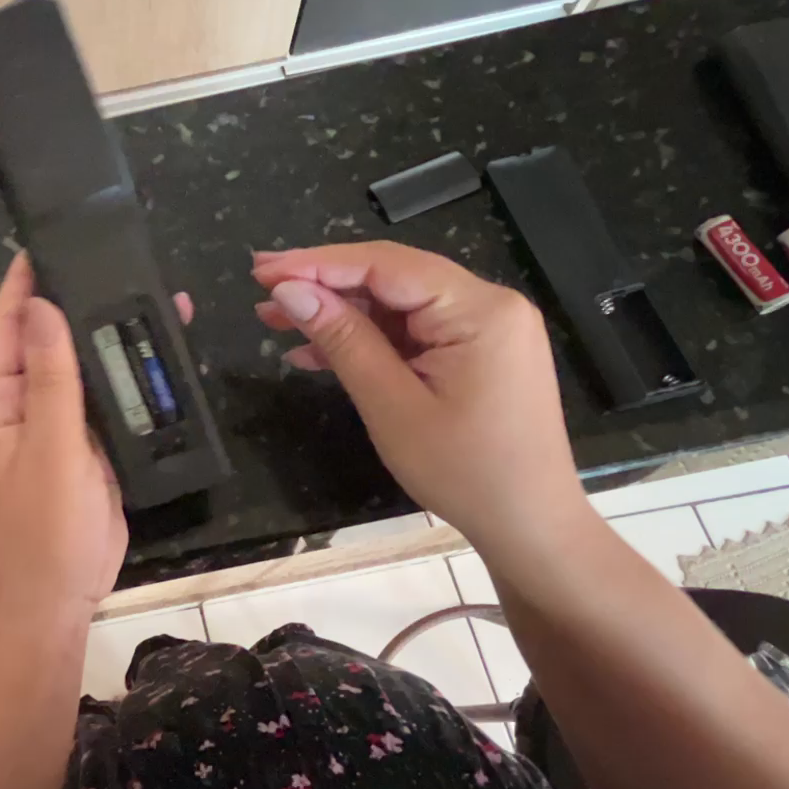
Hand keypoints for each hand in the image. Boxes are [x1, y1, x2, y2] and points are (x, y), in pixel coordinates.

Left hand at [0, 255, 125, 611]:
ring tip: (144, 298)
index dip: (19, 290)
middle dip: (70, 306)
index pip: (5, 332)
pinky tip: (155, 356)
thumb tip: (44, 309)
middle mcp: (24, 410)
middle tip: (107, 264)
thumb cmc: (46, 529)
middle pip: (44, 344)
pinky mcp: (88, 448)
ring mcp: (57, 430)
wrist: (62, 595)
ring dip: (104, 338)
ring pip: (79, 371)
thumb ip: (50, 381)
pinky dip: (125, 377)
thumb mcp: (50, 450)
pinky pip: (104, 402)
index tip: (41, 247)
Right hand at [252, 242, 588, 548]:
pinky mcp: (474, 353)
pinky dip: (365, 341)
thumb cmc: (463, 471)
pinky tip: (315, 352)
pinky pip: (410, 334)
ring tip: (274, 321)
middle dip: (323, 284)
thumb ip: (343, 340)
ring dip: (337, 314)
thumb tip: (290, 293)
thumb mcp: (391, 405)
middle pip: (391, 279)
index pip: (385, 265)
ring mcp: (483, 329)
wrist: (528, 524)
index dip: (318, 263)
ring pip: (395, 306)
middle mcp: (487, 305)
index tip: (263, 271)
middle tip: (261, 288)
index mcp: (478, 310)